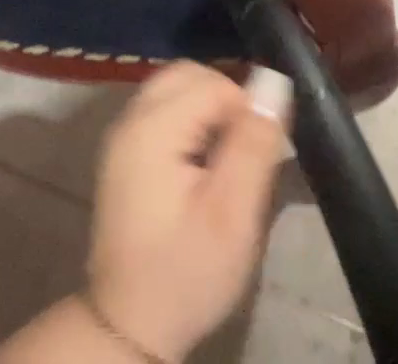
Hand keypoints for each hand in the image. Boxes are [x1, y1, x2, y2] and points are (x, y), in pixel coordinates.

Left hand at [85, 61, 291, 360]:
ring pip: (175, 91)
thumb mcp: (233, 213)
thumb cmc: (187, 271)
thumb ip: (254, 142)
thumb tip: (274, 80)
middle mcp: (130, 120)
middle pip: (187, 75)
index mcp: (152, 128)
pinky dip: (190, 122)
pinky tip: (205, 165)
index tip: (261, 153)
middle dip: (226, 98)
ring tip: (230, 158)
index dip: (246, 108)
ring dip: (209, 110)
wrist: (129, 323)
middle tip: (247, 149)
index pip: (213, 82)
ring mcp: (122, 137)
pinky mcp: (125, 155)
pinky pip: (163, 113)